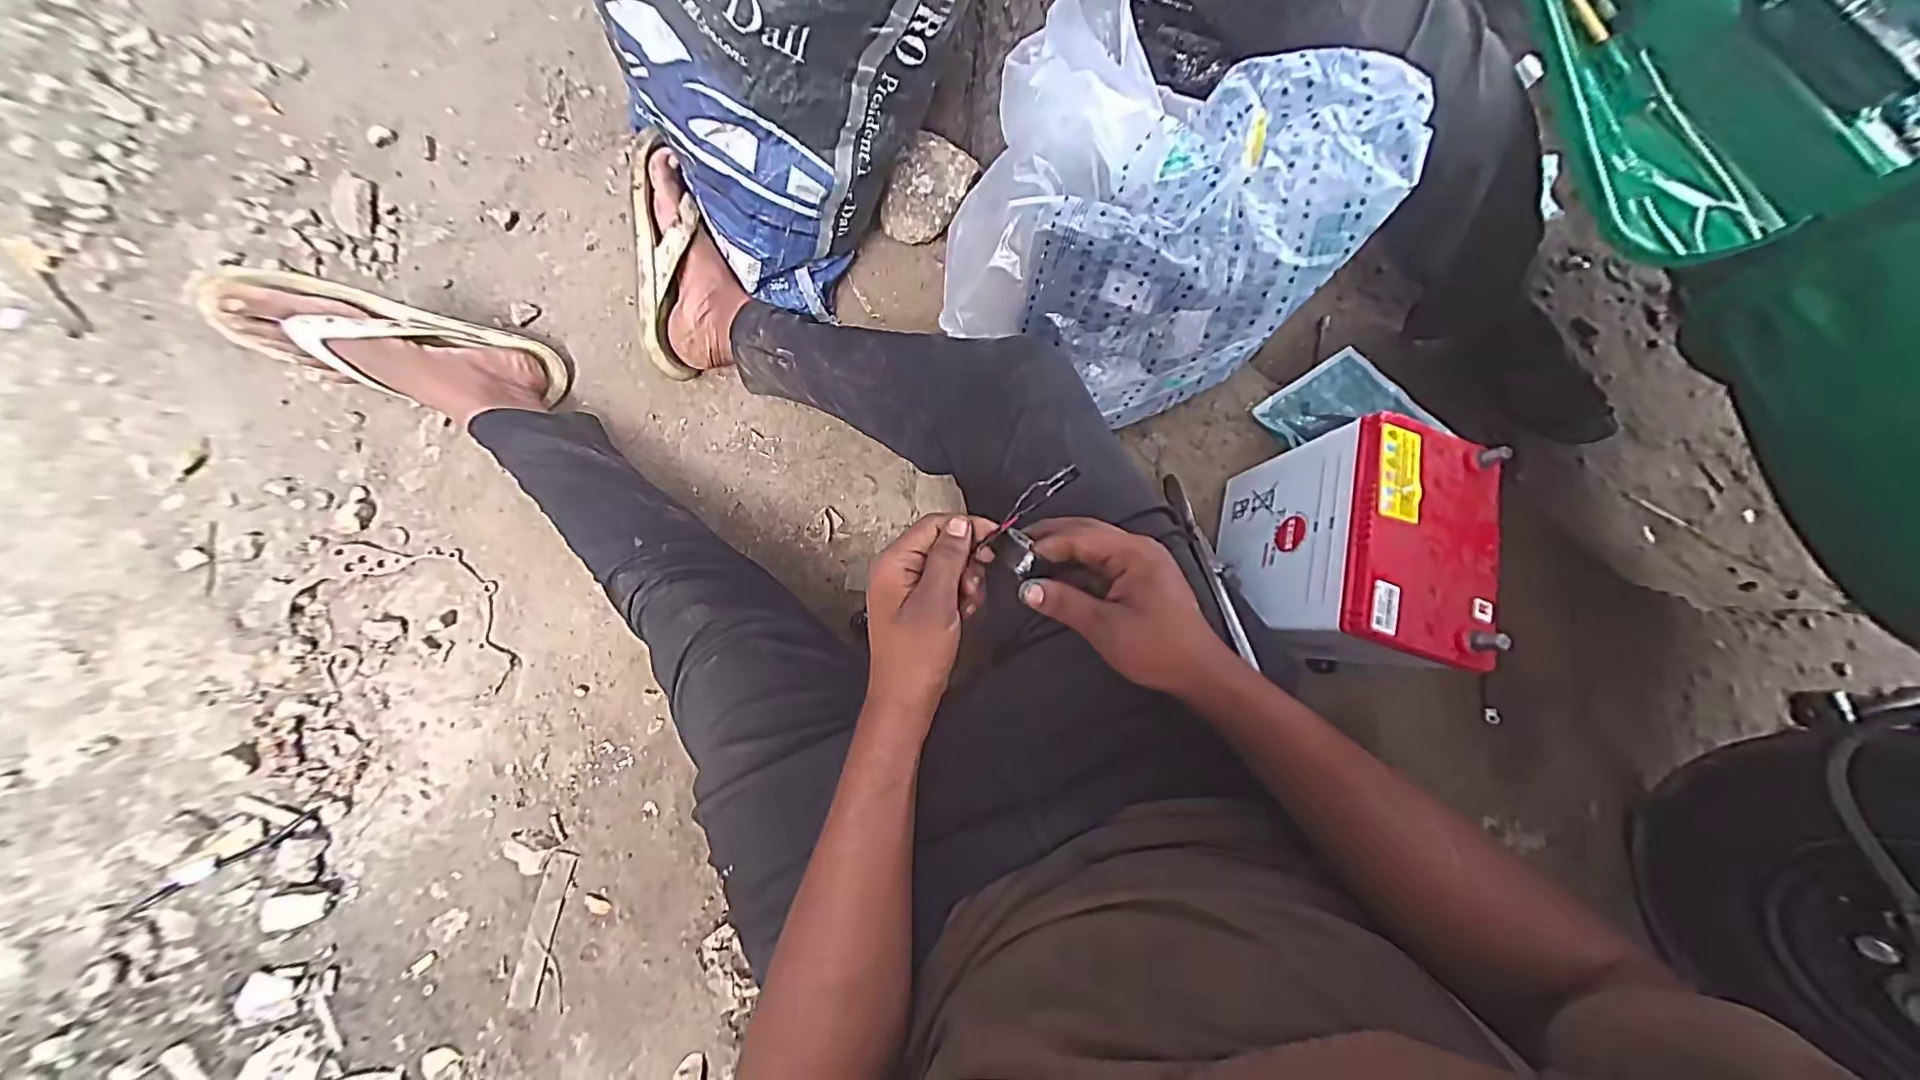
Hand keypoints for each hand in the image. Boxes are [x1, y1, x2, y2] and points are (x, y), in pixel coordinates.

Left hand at [864, 514, 996, 717]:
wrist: (906, 698)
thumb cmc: (915, 657)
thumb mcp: (938, 600)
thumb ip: (949, 557)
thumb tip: (960, 524)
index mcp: (893, 562)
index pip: (934, 524)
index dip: (967, 528)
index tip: (994, 539)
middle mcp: (895, 570)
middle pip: (942, 543)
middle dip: (966, 561)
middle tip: (974, 585)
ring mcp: (905, 587)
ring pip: (947, 564)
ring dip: (965, 580)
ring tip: (966, 606)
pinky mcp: (915, 602)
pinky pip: (944, 584)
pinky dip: (959, 595)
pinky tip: (962, 613)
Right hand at [1018, 517, 1235, 695]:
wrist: (1199, 671)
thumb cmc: (1159, 649)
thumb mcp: (1105, 627)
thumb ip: (1064, 603)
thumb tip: (1028, 589)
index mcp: (1134, 553)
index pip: (1080, 536)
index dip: (1045, 543)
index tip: (1016, 554)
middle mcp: (1139, 548)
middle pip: (1085, 531)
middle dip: (1050, 537)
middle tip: (1017, 547)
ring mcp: (1140, 560)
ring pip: (1092, 545)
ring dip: (1062, 551)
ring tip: (1029, 560)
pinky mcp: (1139, 576)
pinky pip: (1101, 562)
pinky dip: (1076, 567)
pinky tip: (1055, 576)